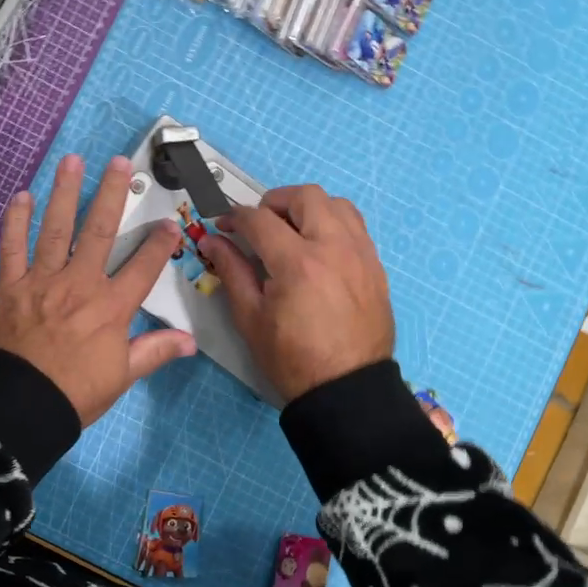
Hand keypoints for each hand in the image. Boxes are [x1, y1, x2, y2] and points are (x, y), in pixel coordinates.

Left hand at [0, 154, 196, 424]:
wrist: (21, 406)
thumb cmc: (75, 393)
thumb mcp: (121, 377)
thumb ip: (153, 351)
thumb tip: (189, 341)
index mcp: (110, 307)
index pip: (143, 267)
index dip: (159, 243)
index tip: (169, 222)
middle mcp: (79, 284)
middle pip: (100, 231)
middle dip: (112, 194)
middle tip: (120, 162)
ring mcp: (42, 280)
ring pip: (56, 228)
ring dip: (65, 192)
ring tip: (72, 161)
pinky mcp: (11, 285)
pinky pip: (12, 247)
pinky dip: (15, 221)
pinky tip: (21, 196)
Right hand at [199, 185, 393, 404]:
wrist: (346, 389)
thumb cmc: (290, 357)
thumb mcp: (250, 317)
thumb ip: (231, 270)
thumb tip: (212, 241)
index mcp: (296, 262)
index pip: (259, 219)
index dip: (234, 217)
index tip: (223, 227)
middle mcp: (333, 248)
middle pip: (305, 196)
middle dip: (274, 202)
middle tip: (259, 224)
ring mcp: (360, 255)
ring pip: (337, 204)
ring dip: (308, 208)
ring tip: (292, 231)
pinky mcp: (375, 267)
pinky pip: (355, 227)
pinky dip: (332, 225)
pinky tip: (317, 249)